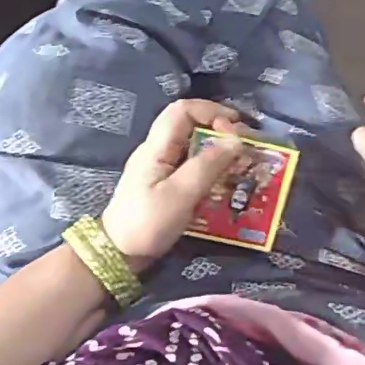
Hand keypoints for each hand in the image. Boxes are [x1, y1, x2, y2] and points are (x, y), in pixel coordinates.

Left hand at [101, 99, 246, 269]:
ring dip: (218, 153)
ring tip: (241, 167)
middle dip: (220, 132)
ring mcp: (159, 169)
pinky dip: (211, 171)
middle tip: (245, 149)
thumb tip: (236, 141)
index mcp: (156, 147)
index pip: (183, 110)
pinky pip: (191, 168)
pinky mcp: (164, 186)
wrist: (118, 254)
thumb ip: (208, 165)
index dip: (212, 112)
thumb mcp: (181, 194)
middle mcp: (157, 152)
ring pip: (193, 148)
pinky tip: (225, 184)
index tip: (237, 130)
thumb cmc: (148, 223)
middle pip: (190, 126)